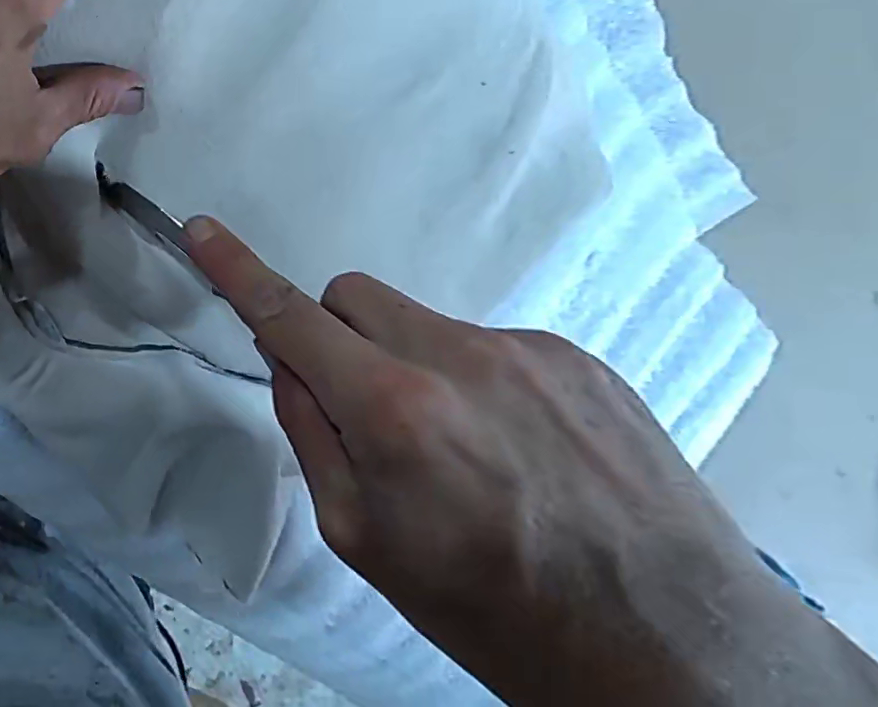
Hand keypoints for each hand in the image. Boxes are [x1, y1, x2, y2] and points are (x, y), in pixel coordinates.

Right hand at [184, 218, 877, 706]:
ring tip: (457, 440)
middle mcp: (455, 356)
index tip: (203, 229)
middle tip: (363, 402)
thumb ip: (310, 433)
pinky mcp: (576, 352)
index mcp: (393, 410)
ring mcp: (523, 346)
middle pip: (352, 294)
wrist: (675, 648)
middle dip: (336, 332)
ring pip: (418, 317)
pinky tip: (516, 444)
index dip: (237, 270)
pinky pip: (485, 339)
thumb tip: (289, 361)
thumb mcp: (364, 539)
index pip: (290, 317)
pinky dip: (471, 375)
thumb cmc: (492, 608)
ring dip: (407, 358)